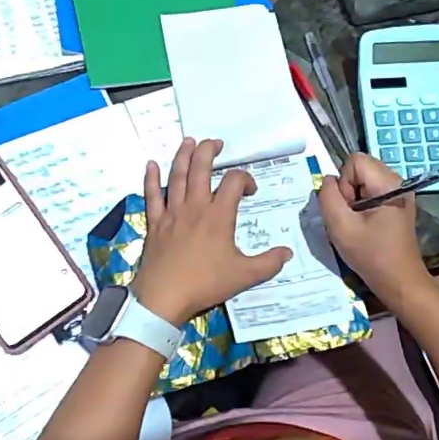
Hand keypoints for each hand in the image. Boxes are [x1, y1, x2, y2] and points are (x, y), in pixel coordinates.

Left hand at [130, 138, 291, 323]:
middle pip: (200, 168)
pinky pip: (152, 195)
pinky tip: (151, 165)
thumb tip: (288, 253)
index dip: (245, 179)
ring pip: (176, 176)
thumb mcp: (245, 276)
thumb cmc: (206, 283)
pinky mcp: (155, 223)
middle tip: (215, 143)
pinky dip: (151, 179)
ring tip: (189, 142)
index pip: (233, 182)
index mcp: (218, 216)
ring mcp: (172, 213)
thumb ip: (269, 263)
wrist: (164, 297)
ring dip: (183, 156)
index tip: (250, 191)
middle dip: (208, 151)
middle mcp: (195, 207)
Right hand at [318, 152, 431, 305]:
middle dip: (348, 190)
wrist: (400, 281)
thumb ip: (328, 197)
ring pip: (363, 181)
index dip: (344, 183)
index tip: (349, 210)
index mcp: (389, 183)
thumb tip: (328, 181)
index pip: (354, 161)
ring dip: (353, 200)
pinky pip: (371, 192)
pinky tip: (365, 226)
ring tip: (359, 224)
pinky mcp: (397, 204)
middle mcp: (397, 182)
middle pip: (359, 168)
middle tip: (352, 218)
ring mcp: (399, 193)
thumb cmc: (372, 256)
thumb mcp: (340, 227)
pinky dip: (362, 206)